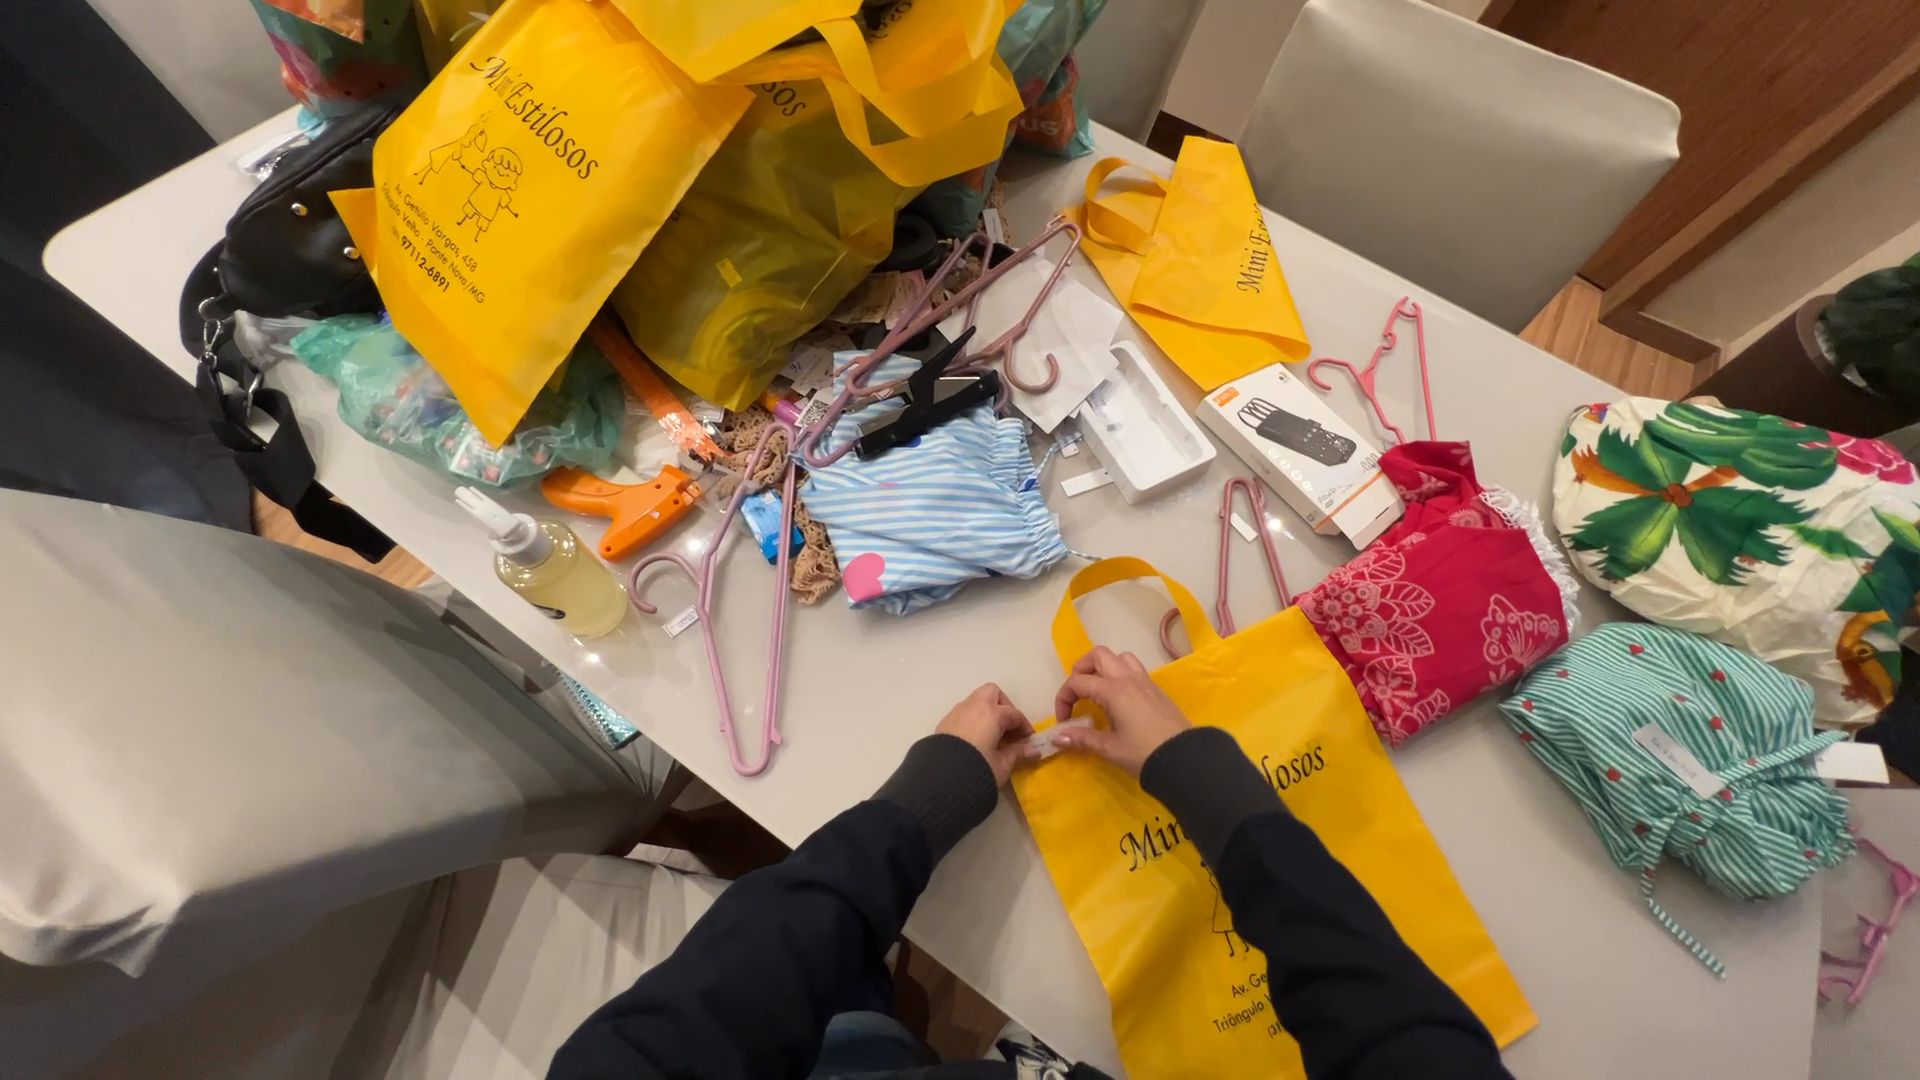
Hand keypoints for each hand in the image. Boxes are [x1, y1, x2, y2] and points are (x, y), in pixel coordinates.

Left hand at [936, 683, 1039, 785]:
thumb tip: (1034, 751)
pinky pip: (963, 713)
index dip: (1024, 726)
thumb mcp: (1002, 764)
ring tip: (992, 736)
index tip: (1028, 740)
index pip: (1014, 714)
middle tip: (1009, 728)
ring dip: (986, 713)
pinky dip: (973, 720)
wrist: (941, 779)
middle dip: (1004, 707)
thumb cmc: (978, 769)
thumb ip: (1018, 754)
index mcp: (991, 713)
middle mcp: (974, 706)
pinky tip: (975, 740)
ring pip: (975, 701)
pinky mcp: (944, 723)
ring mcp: (956, 712)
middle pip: (992, 693)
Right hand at [1050, 646, 1190, 776]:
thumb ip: (1082, 739)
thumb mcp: (1110, 749)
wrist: (1186, 759)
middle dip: (1081, 669)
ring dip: (1103, 667)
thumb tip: (1056, 737)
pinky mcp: (1156, 689)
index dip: (1063, 698)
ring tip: (1097, 691)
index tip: (1064, 721)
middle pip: (1098, 655)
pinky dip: (1120, 674)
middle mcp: (1127, 678)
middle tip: (1077, 694)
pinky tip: (1119, 699)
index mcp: (1113, 690)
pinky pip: (1133, 668)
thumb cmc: (1145, 753)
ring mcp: (1144, 681)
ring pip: (1119, 657)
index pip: (1077, 681)